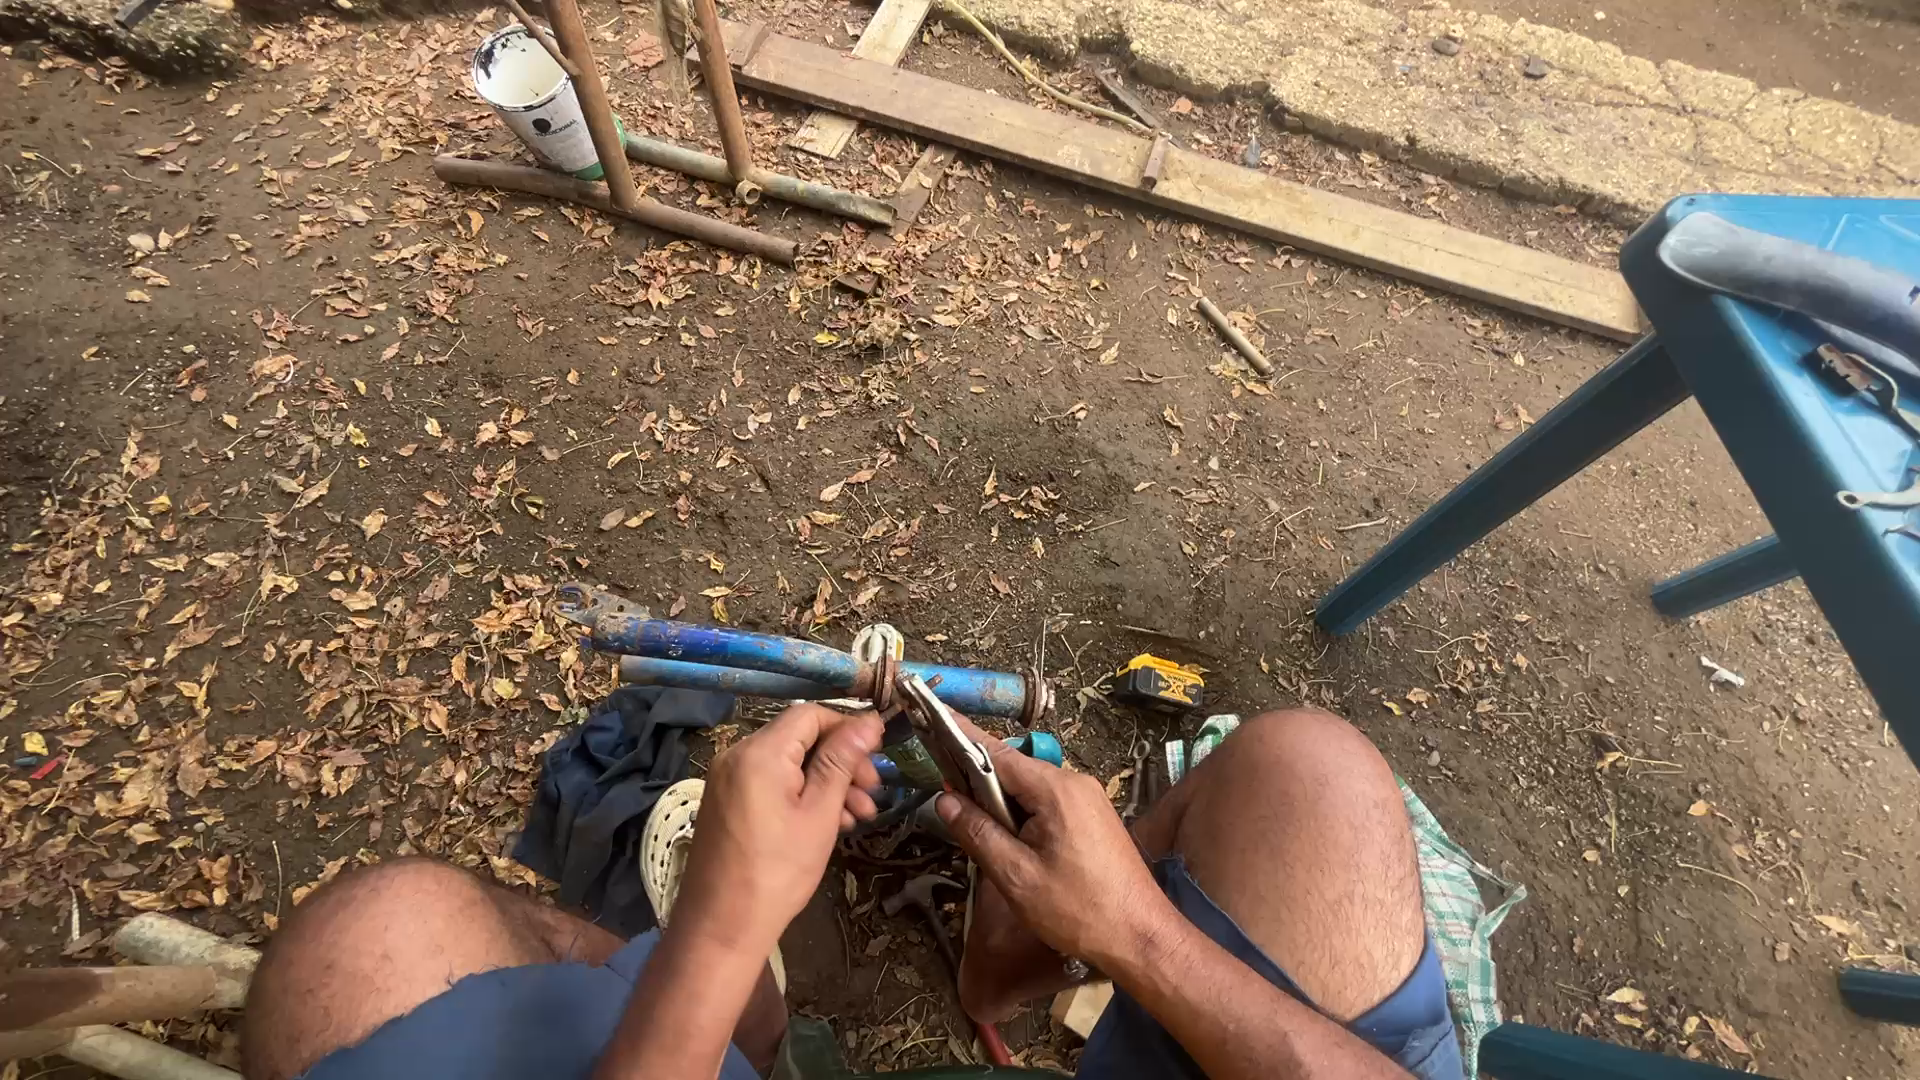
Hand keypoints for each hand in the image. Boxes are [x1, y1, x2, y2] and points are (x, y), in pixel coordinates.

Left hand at [673, 705, 882, 954]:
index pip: (810, 714)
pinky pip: (772, 781)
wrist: (720, 931)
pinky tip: (830, 821)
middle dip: (842, 760)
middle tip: (874, 790)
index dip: (848, 726)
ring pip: (790, 762)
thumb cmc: (778, 872)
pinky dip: (802, 793)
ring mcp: (729, 778)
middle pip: (801, 738)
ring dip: (827, 781)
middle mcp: (738, 755)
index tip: (878, 752)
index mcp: (759, 752)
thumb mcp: (819, 814)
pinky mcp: (727, 800)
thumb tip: (870, 721)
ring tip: (859, 814)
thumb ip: (843, 761)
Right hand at [936, 725, 1173, 967]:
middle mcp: (1073, 782)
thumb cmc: (1078, 910)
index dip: (963, 738)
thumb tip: (945, 800)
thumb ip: (978, 834)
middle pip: (1014, 769)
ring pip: (1030, 787)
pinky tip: (1010, 835)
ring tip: (975, 822)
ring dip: (1002, 800)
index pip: (998, 754)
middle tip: (948, 795)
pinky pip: (1047, 800)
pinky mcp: (1092, 814)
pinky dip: (1023, 810)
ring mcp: (1086, 797)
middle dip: (979, 780)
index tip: (937, 718)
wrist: (1142, 937)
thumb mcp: (1017, 876)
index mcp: (1055, 790)